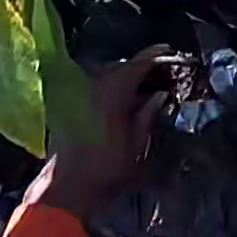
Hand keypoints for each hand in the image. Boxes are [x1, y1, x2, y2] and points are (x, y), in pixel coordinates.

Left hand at [25, 46, 170, 221]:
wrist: (68, 187)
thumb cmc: (106, 165)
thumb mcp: (137, 140)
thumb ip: (148, 113)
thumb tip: (159, 95)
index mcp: (114, 88)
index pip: (138, 63)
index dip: (155, 55)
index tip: (168, 50)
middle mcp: (95, 84)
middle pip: (121, 66)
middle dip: (140, 68)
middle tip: (159, 74)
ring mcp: (80, 93)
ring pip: (107, 76)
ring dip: (124, 78)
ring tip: (142, 88)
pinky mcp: (70, 105)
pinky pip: (96, 87)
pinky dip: (110, 88)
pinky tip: (122, 101)